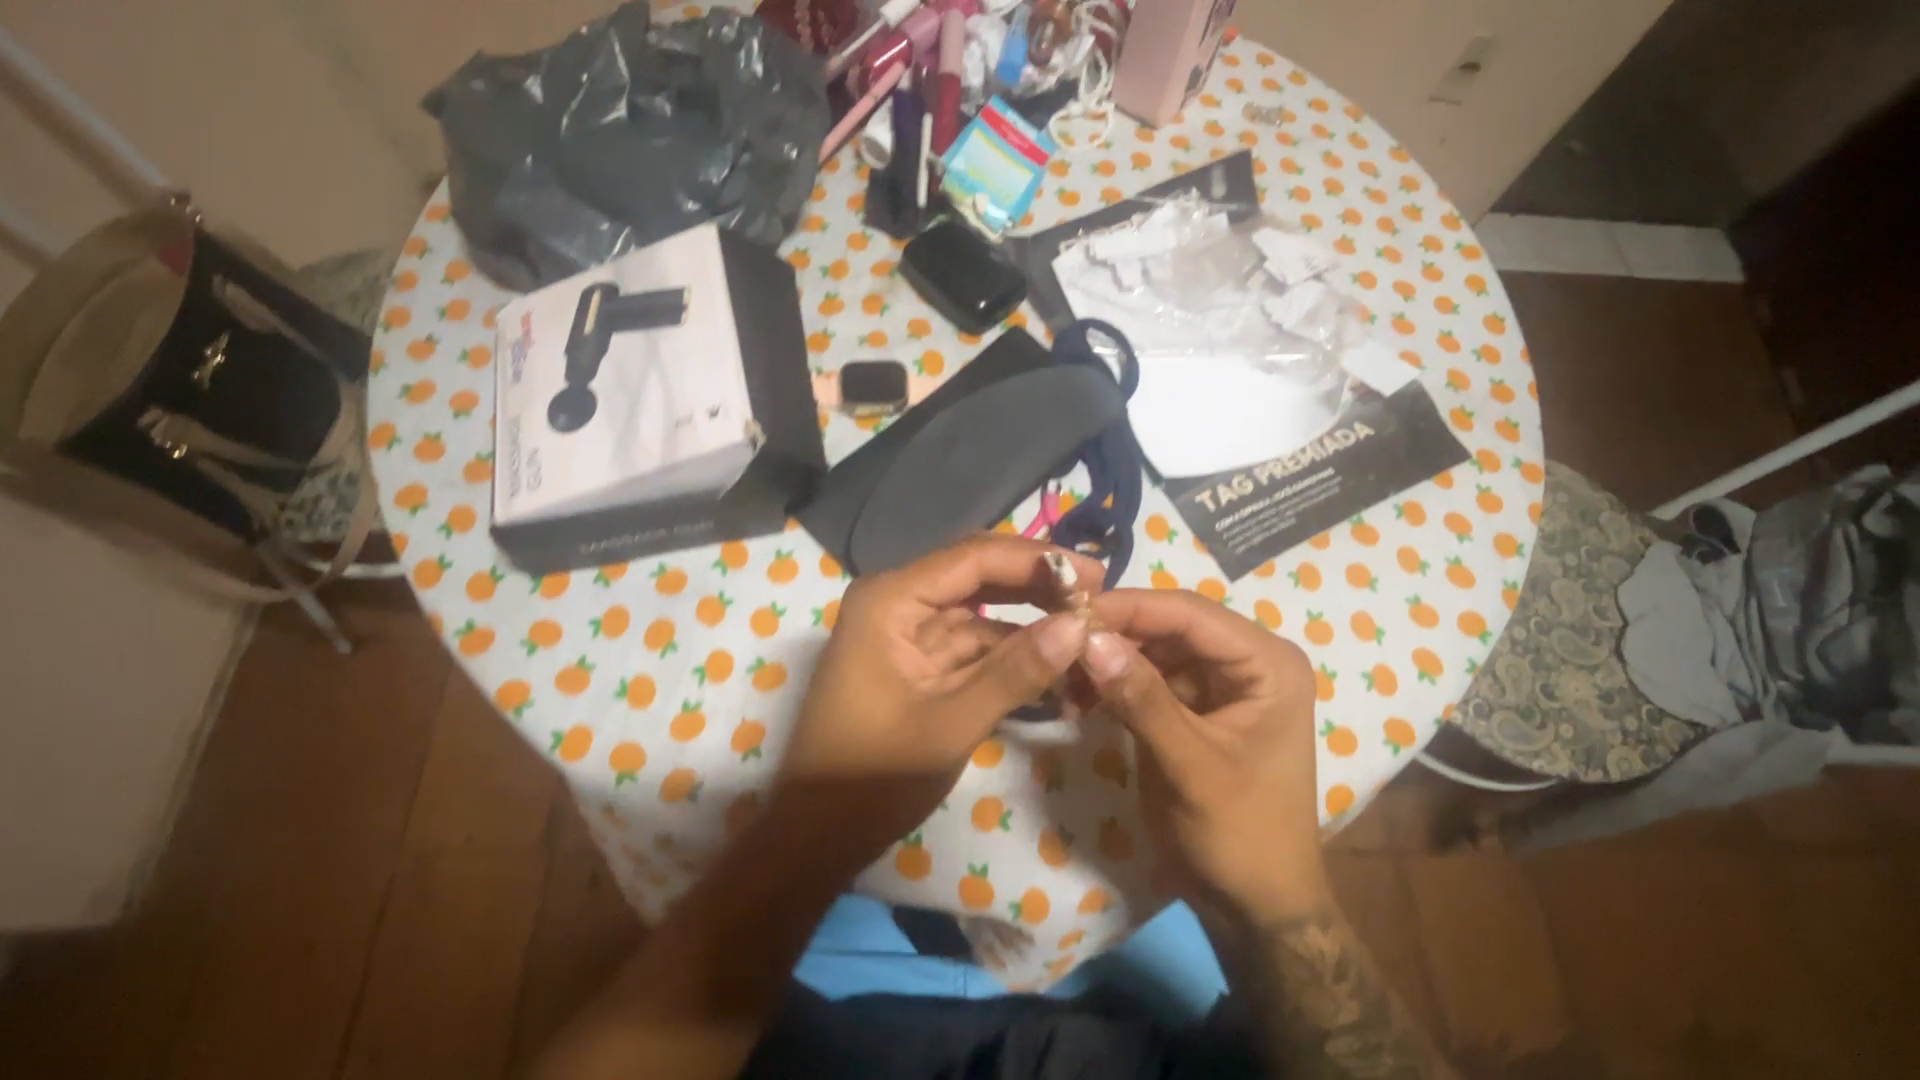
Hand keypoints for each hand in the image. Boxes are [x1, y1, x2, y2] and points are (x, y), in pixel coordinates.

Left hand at [770, 535, 1105, 874]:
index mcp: (891, 600)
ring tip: (1090, 633)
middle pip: (978, 578)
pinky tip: (1057, 667)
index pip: (974, 558)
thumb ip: (1016, 672)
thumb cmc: (872, 777)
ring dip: (1030, 626)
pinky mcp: (916, 667)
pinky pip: (971, 649)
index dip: (1039, 560)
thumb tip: (1080, 625)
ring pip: (980, 615)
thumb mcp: (951, 723)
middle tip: (1100, 599)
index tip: (1099, 575)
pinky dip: (1011, 658)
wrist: (817, 835)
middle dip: (1038, 587)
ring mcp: (906, 636)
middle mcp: (896, 604)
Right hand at [1082, 589, 1327, 923]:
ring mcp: (1219, 685)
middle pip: (1169, 627)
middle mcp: (1246, 661)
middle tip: (1054, 645)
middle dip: (1112, 635)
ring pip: (1152, 650)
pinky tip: (1076, 699)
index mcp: (1268, 664)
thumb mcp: (1190, 766)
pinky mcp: (1193, 709)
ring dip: (1106, 661)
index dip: (1129, 607)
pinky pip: (1147, 681)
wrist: (1255, 904)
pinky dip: (1112, 686)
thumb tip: (1088, 638)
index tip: (1068, 612)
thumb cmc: (1240, 835)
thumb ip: (1142, 699)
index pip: (1190, 613)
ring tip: (1060, 679)